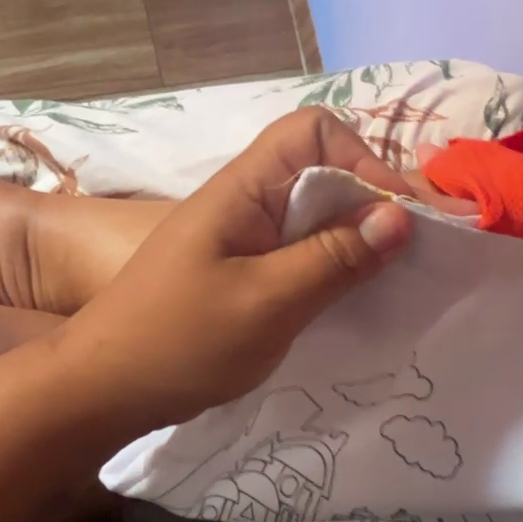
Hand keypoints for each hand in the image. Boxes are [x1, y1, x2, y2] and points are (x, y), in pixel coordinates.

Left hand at [57, 108, 416, 427]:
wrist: (105, 389)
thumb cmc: (179, 341)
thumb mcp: (266, 302)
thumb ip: (333, 258)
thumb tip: (401, 217)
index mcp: (243, 188)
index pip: (315, 132)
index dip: (362, 161)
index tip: (397, 217)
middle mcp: (247, 200)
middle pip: (323, 170)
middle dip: (373, 200)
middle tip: (417, 249)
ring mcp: (244, 236)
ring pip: (316, 213)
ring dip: (358, 235)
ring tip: (398, 272)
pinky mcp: (245, 270)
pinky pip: (302, 249)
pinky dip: (335, 263)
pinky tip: (357, 293)